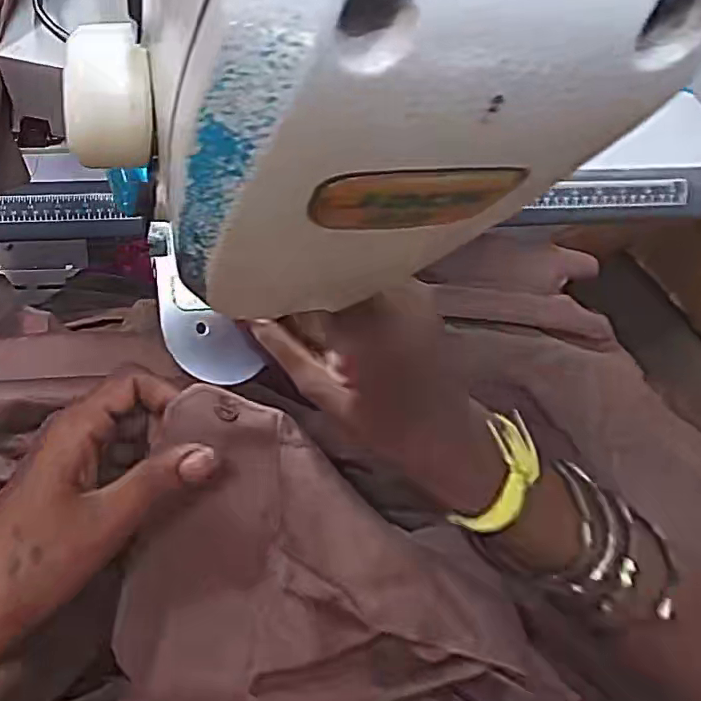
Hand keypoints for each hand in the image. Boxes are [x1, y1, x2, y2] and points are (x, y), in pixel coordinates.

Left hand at [0, 370, 219, 700]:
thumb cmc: (37, 560)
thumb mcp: (106, 519)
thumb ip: (158, 480)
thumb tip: (209, 452)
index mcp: (75, 424)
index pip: (131, 381)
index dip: (168, 394)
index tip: (201, 426)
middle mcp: (71, 430)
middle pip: (129, 404)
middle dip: (167, 423)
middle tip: (202, 456)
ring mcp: (68, 456)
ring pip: (122, 433)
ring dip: (156, 449)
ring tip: (192, 476)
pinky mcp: (68, 482)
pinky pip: (112, 459)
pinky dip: (139, 469)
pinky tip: (162, 496)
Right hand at [250, 286, 505, 514]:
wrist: (452, 438)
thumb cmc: (387, 426)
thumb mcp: (323, 393)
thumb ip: (283, 348)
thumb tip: (248, 314)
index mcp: (368, 317)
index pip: (311, 272)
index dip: (279, 271)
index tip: (251, 274)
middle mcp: (394, 291)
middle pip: (331, 261)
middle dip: (297, 268)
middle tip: (264, 275)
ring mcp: (411, 287)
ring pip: (350, 262)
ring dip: (320, 271)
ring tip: (290, 281)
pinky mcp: (417, 290)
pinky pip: (368, 270)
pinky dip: (343, 277)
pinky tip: (323, 291)